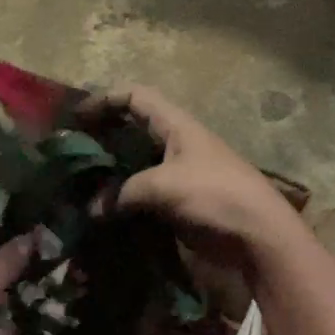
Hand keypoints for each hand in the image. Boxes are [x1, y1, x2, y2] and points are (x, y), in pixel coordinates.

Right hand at [82, 86, 309, 275]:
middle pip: (134, 131)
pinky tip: (105, 213)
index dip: (106, 100)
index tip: (77, 118)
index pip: (136, 97)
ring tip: (81, 187)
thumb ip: (124, 193)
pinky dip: (125, 201)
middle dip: (104, 138)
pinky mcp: (183, 204)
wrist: (260, 236)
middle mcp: (178, 145)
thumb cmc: (215, 195)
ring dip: (112, 174)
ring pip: (138, 166)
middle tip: (74, 154)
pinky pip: (145, 196)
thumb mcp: (164, 186)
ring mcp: (181, 175)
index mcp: (177, 126)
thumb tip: (93, 210)